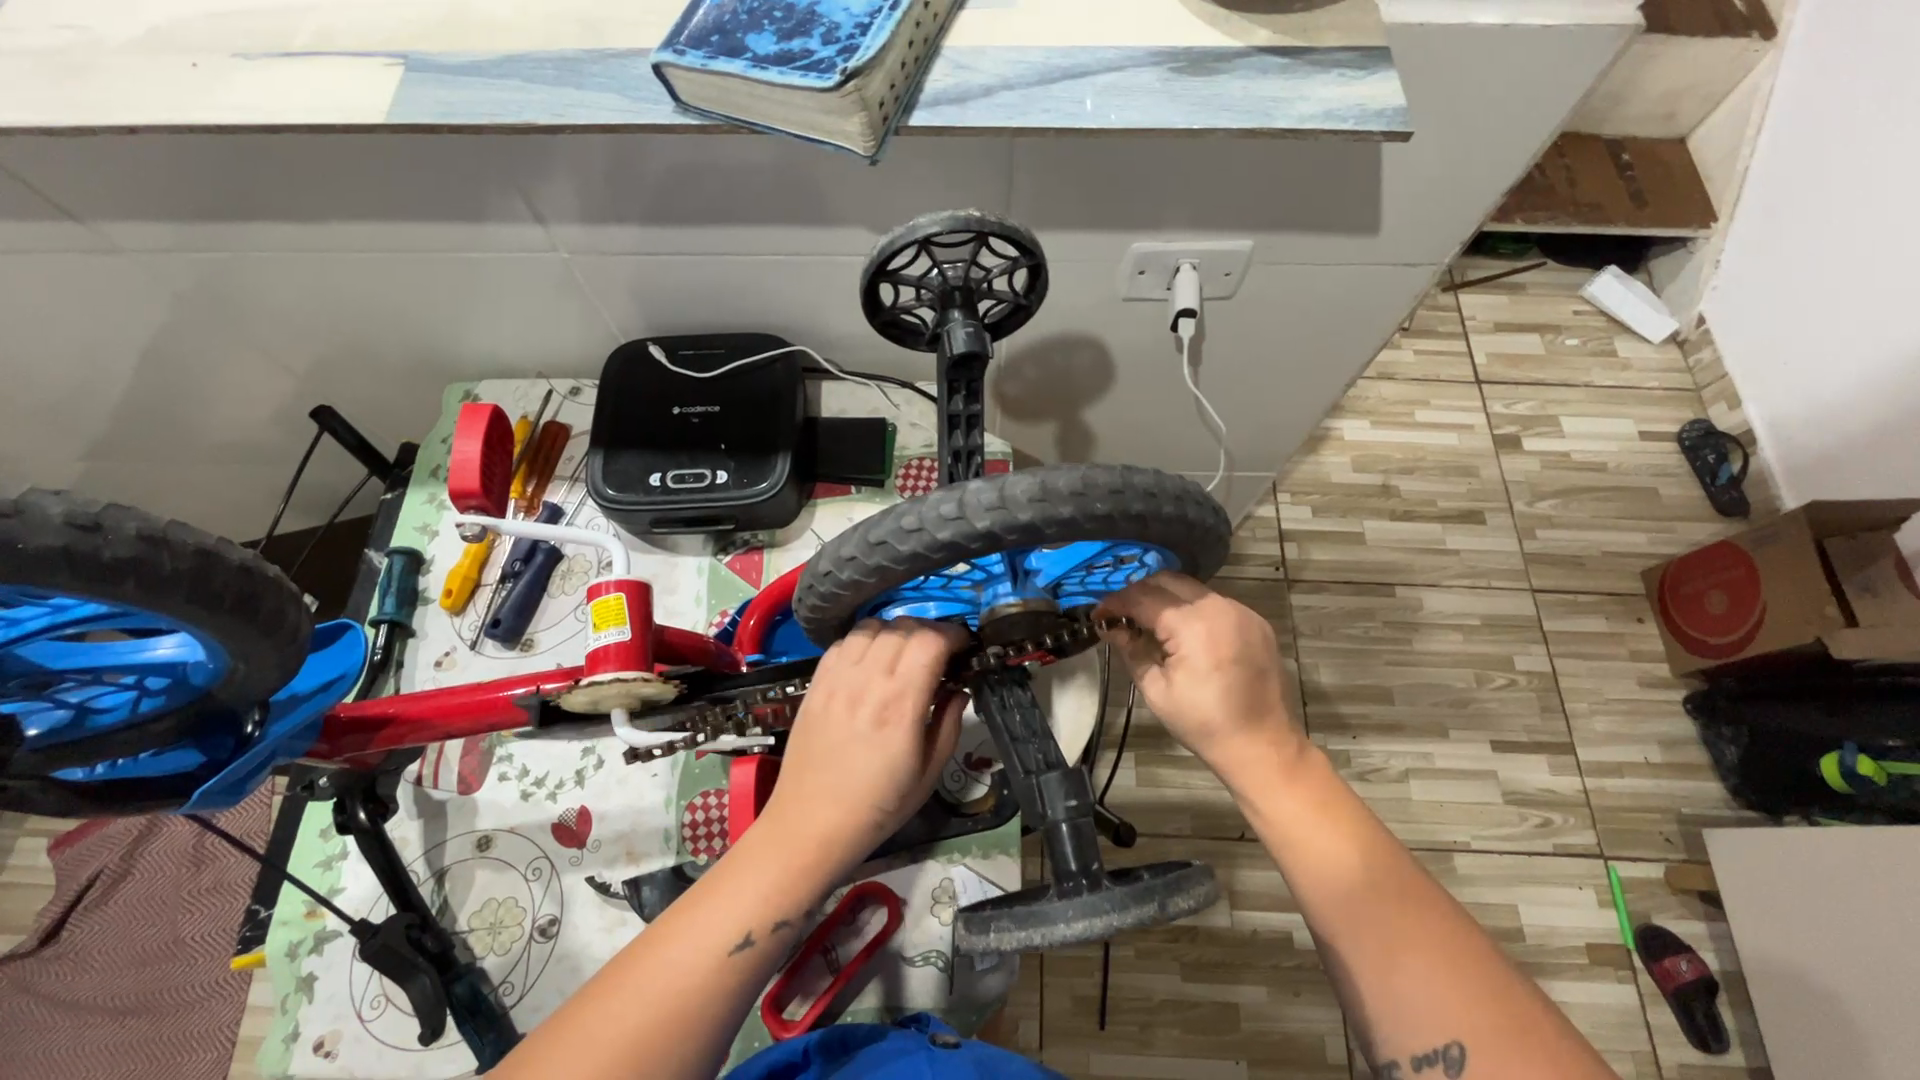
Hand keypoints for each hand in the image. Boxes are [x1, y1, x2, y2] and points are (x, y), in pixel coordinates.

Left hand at [758, 618, 968, 872]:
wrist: (811, 824)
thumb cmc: (878, 806)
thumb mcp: (929, 774)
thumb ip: (949, 724)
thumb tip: (959, 689)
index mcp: (901, 705)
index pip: (930, 641)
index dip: (953, 635)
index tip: (964, 647)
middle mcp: (867, 682)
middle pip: (903, 628)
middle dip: (929, 631)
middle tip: (940, 652)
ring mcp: (837, 680)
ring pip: (871, 627)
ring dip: (895, 631)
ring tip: (905, 652)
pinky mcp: (815, 684)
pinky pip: (843, 642)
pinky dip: (864, 640)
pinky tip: (872, 660)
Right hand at [1098, 573, 1308, 781]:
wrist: (1262, 744)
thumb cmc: (1203, 723)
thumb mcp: (1157, 690)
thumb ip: (1132, 650)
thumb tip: (1111, 627)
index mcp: (1192, 624)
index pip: (1142, 597)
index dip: (1115, 602)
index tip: (1098, 614)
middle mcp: (1219, 606)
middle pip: (1168, 581)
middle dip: (1139, 592)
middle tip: (1120, 613)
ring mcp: (1242, 611)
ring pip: (1193, 589)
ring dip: (1166, 598)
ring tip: (1148, 622)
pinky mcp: (1256, 621)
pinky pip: (1215, 603)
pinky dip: (1192, 609)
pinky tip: (1184, 634)